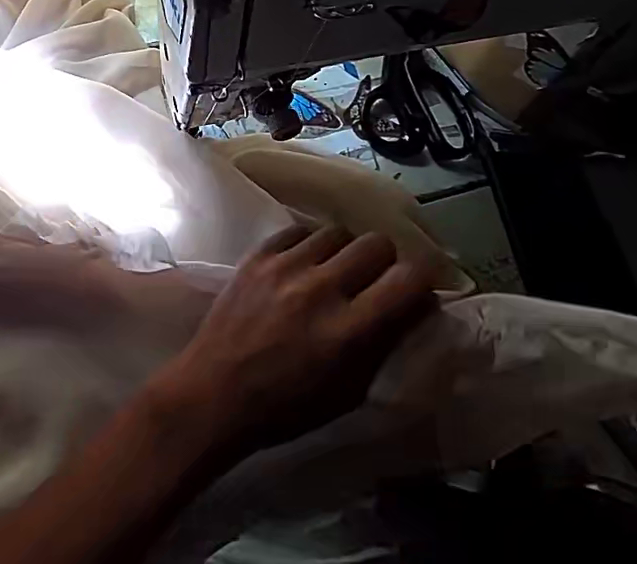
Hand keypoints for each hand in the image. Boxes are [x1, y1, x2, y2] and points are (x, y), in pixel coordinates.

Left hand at [144, 226, 437, 457]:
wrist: (214, 392)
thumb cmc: (286, 406)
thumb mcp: (349, 390)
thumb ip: (385, 343)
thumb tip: (414, 303)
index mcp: (348, 331)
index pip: (408, 279)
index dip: (423, 279)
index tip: (417, 286)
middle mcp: (320, 289)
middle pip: (376, 243)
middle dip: (385, 260)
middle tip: (374, 279)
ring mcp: (285, 266)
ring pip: (338, 231)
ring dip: (345, 251)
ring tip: (334, 271)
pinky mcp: (257, 255)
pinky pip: (299, 230)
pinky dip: (309, 245)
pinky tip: (302, 264)